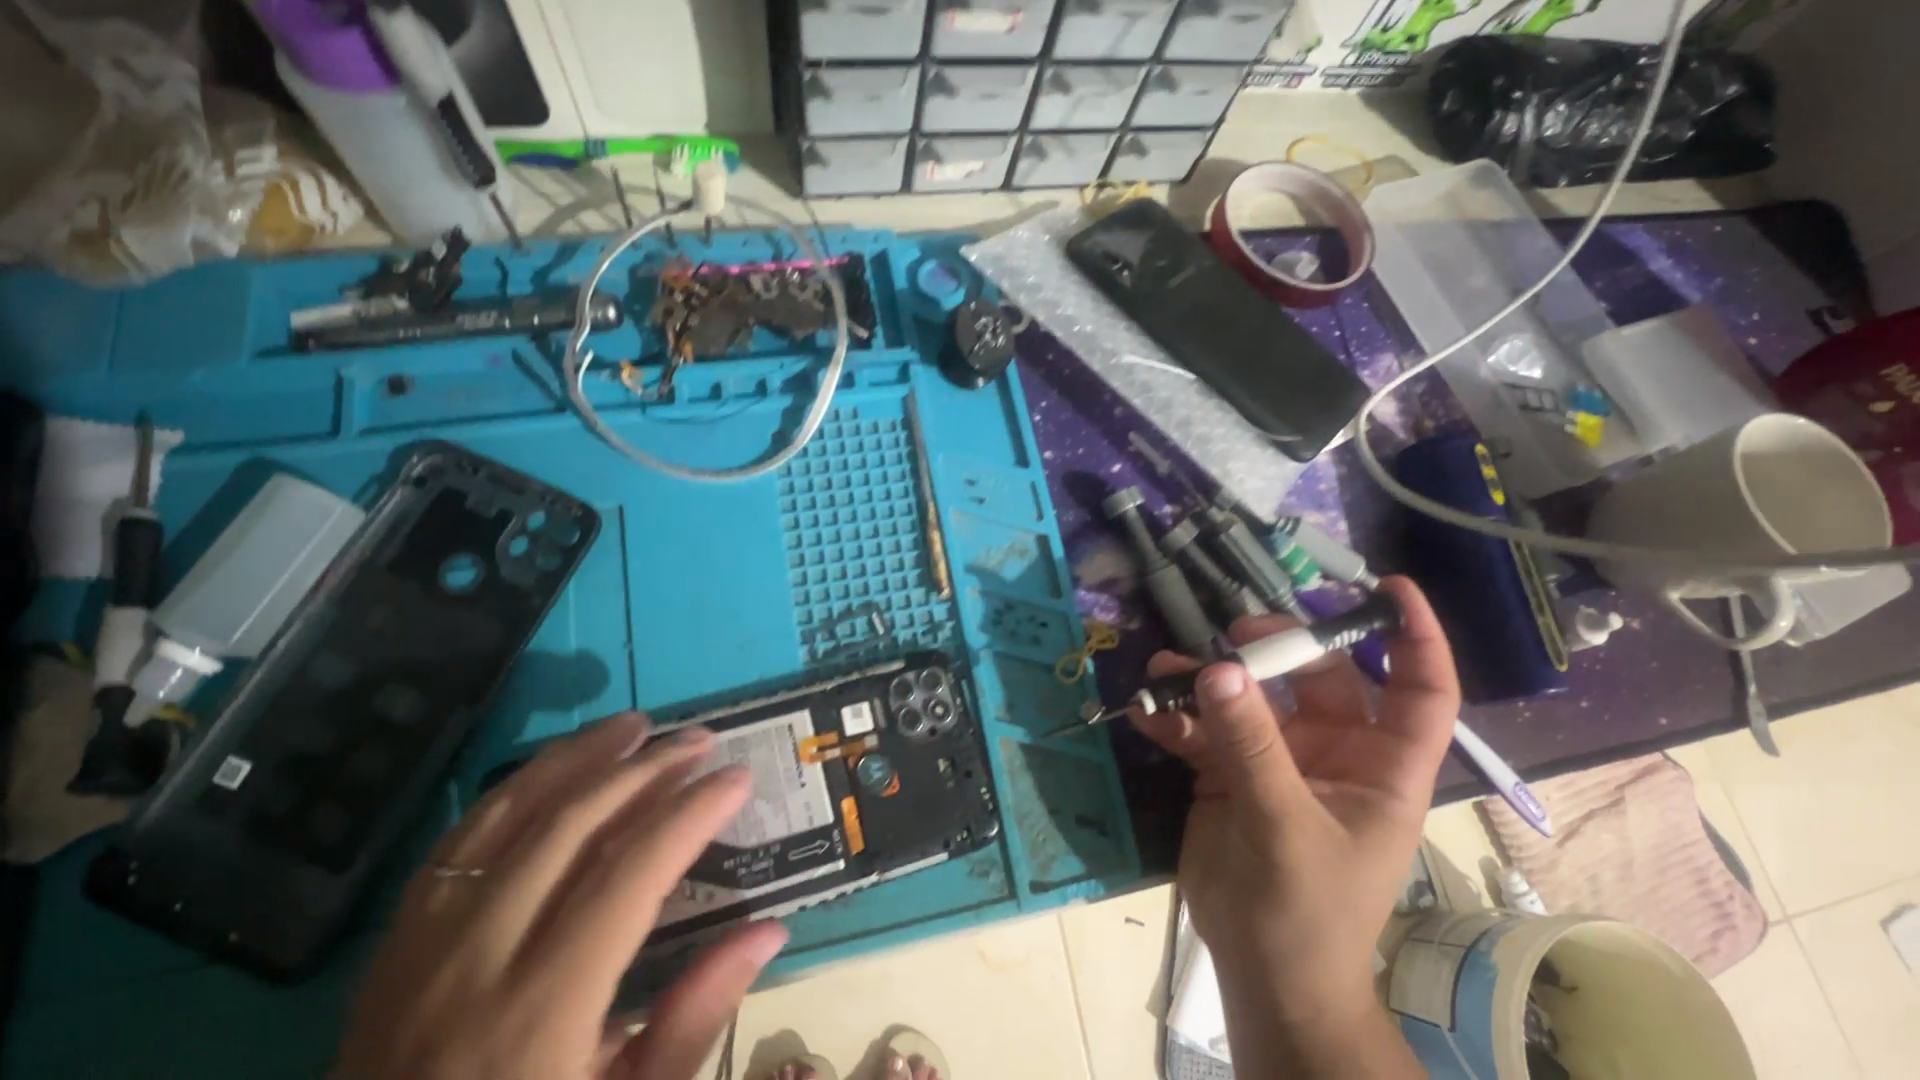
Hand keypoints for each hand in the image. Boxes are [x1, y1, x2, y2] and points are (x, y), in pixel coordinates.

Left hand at [337, 713, 786, 1079]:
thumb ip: (695, 1018)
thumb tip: (767, 930)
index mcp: (542, 1010)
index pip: (630, 875)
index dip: (689, 815)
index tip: (736, 778)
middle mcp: (477, 960)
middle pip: (570, 828)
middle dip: (644, 771)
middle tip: (699, 740)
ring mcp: (423, 945)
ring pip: (506, 817)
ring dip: (576, 760)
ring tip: (633, 726)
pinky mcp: (393, 943)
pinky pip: (457, 842)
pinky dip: (512, 793)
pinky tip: (551, 772)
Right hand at [1134, 576, 1456, 1074]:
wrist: (1262, 974)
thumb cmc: (1306, 913)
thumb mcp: (1284, 826)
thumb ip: (1251, 746)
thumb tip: (1217, 669)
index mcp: (1381, 767)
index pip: (1419, 690)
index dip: (1414, 637)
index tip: (1389, 586)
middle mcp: (1334, 752)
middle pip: (1319, 676)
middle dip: (1279, 648)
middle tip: (1234, 633)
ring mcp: (1278, 760)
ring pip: (1250, 698)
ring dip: (1211, 680)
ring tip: (1168, 668)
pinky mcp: (1229, 775)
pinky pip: (1204, 730)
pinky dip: (1176, 718)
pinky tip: (1145, 711)